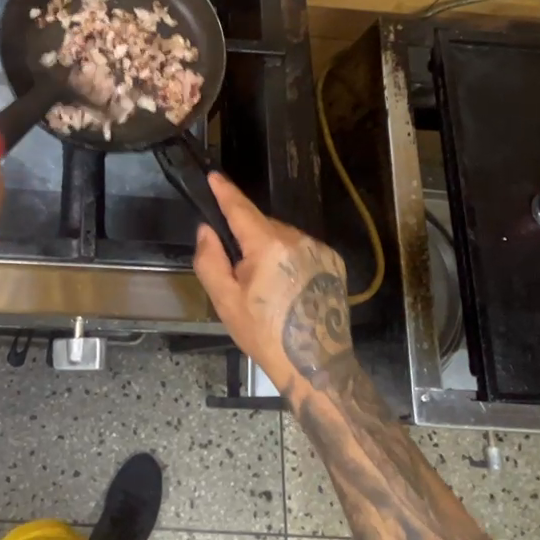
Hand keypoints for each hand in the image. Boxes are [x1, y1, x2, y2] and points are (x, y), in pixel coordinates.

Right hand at [193, 172, 351, 396]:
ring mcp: (319, 249)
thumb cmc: (264, 333)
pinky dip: (288, 258)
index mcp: (268, 246)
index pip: (241, 209)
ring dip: (268, 249)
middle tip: (238, 272)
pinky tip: (285, 287)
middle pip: (261, 225)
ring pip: (282, 236)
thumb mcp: (225, 300)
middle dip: (246, 237)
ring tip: (264, 286)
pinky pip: (300, 249)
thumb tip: (207, 230)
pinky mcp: (333, 262)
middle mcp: (297, 239)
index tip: (214, 176)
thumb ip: (210, 259)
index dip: (225, 192)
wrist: (315, 363)